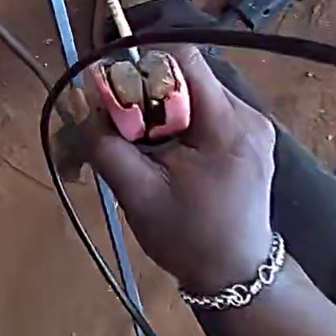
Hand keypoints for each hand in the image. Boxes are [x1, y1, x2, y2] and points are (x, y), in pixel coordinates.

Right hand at [82, 46, 276, 294]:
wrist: (236, 276)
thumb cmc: (187, 238)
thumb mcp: (137, 194)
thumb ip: (105, 144)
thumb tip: (79, 98)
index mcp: (227, 126)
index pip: (184, 59)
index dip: (146, 66)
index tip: (123, 96)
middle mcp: (248, 114)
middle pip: (190, 74)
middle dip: (154, 92)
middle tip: (132, 127)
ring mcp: (255, 123)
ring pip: (198, 88)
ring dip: (168, 105)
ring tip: (152, 144)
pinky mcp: (252, 133)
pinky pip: (209, 105)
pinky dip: (185, 118)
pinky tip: (174, 149)